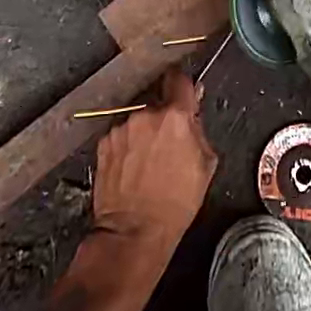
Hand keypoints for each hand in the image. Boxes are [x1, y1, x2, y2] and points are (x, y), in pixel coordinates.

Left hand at [92, 69, 217, 245]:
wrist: (135, 231)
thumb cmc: (175, 203)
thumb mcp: (206, 164)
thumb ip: (199, 130)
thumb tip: (193, 114)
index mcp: (176, 116)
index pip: (179, 79)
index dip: (182, 86)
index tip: (183, 91)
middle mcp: (146, 115)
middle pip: (157, 101)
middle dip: (163, 116)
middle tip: (168, 142)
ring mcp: (121, 128)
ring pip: (138, 119)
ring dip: (143, 131)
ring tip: (148, 161)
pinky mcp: (104, 142)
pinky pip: (121, 134)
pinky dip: (126, 144)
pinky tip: (132, 167)